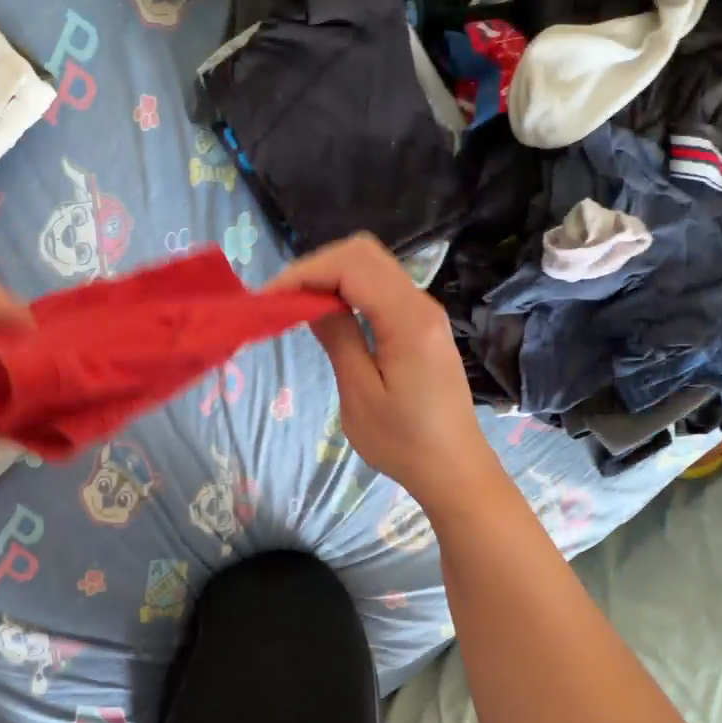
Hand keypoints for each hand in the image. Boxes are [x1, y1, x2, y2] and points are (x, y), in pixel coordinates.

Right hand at [270, 236, 495, 510]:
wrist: (453, 468)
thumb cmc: (404, 442)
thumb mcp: (360, 395)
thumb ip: (338, 340)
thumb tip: (312, 304)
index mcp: (407, 320)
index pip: (352, 266)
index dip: (305, 273)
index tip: (269, 298)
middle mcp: (420, 304)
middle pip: (363, 254)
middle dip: (316, 267)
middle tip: (281, 299)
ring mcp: (424, 313)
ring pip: (372, 267)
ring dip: (330, 277)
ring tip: (295, 306)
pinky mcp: (421, 326)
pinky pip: (380, 290)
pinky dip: (348, 290)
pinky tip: (326, 316)